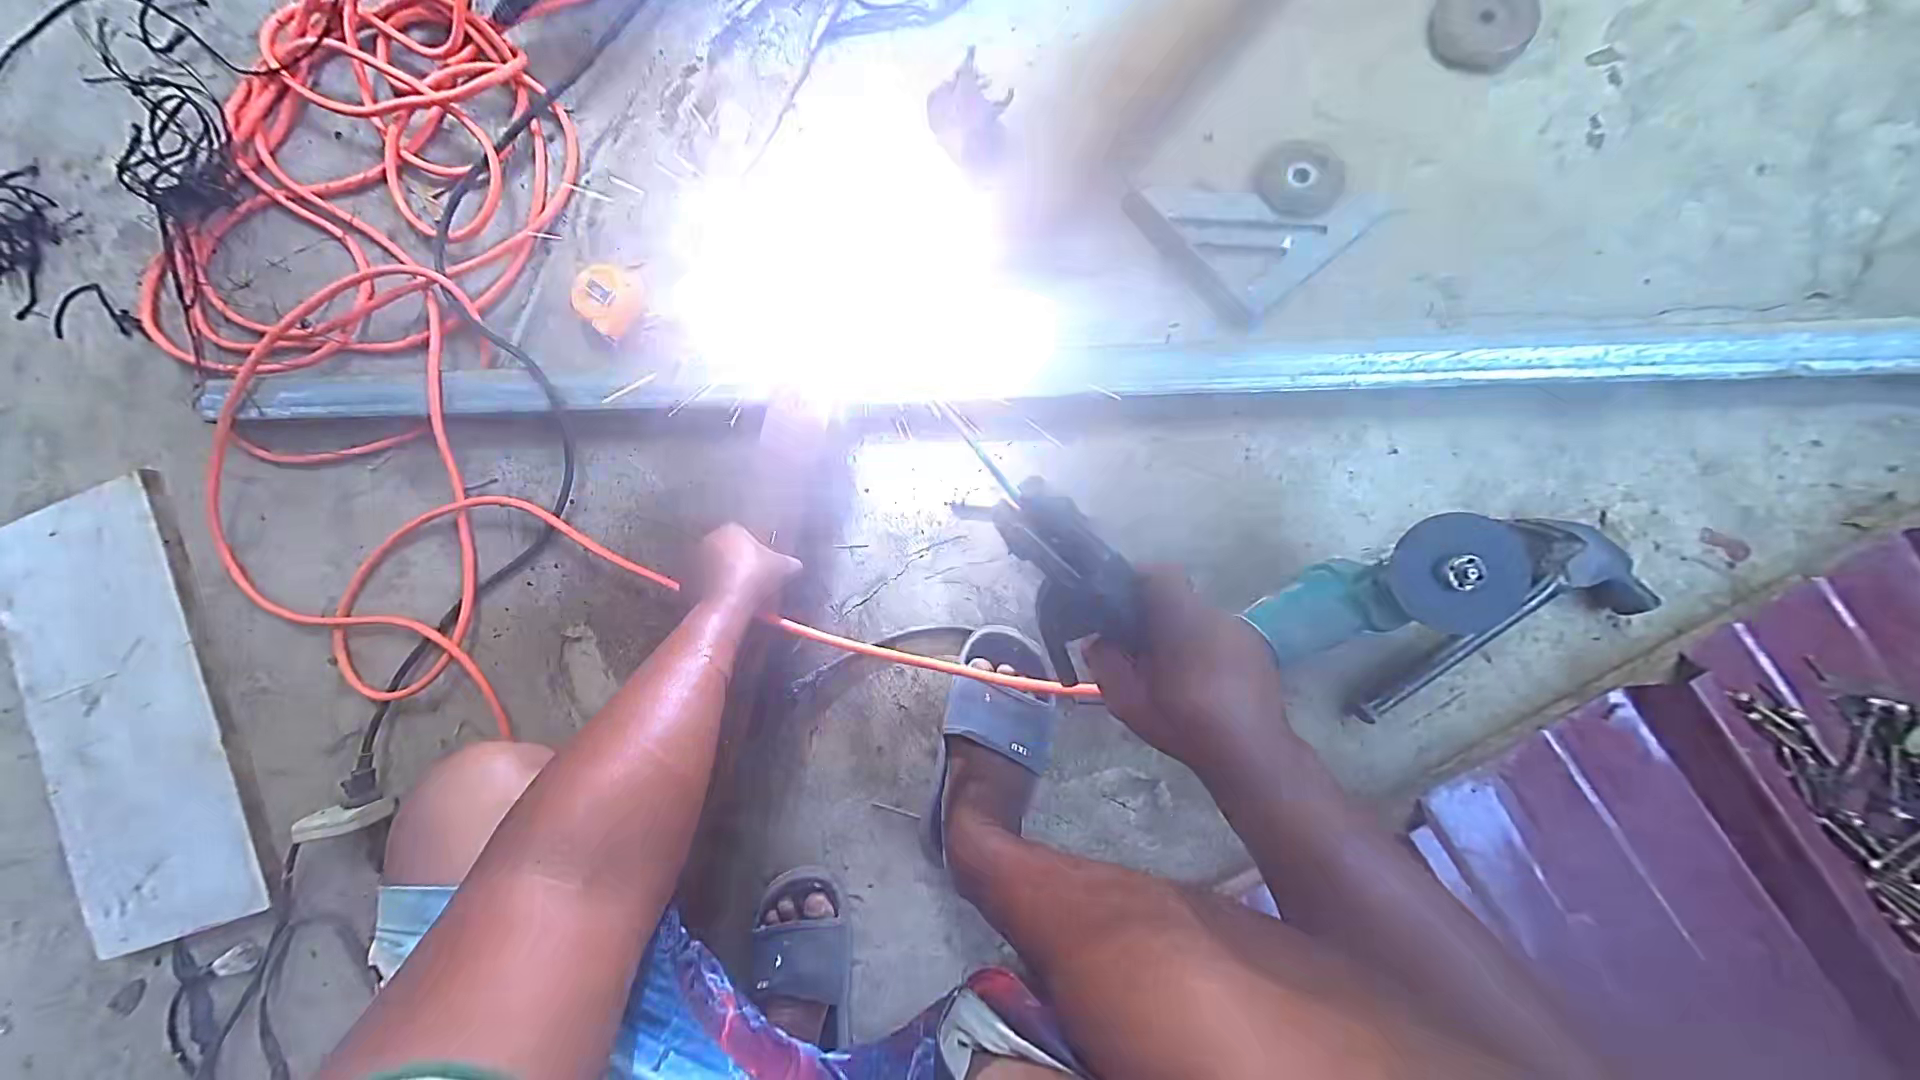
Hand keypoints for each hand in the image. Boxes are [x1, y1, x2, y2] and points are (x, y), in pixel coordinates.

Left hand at [691, 524, 801, 614]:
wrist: (729, 601)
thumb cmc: (756, 574)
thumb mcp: (783, 566)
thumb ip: (790, 562)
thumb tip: (797, 565)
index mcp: (731, 528)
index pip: (747, 533)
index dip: (758, 549)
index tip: (766, 563)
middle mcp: (711, 538)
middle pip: (730, 548)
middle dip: (741, 560)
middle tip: (756, 575)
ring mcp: (697, 558)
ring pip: (718, 564)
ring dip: (728, 573)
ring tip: (744, 588)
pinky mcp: (689, 577)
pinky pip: (708, 580)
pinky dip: (717, 586)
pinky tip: (730, 596)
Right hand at [1084, 566, 1314, 785]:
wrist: (1251, 756)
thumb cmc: (1185, 723)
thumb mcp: (1128, 699)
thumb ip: (1105, 662)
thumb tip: (1095, 640)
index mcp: (1182, 617)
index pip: (1158, 574)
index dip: (1135, 579)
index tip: (1117, 601)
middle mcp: (1216, 614)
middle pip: (1177, 597)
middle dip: (1153, 613)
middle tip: (1134, 642)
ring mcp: (1241, 630)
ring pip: (1198, 617)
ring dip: (1178, 631)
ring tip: (1165, 667)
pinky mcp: (1257, 649)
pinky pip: (1218, 635)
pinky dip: (1201, 646)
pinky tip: (1197, 679)